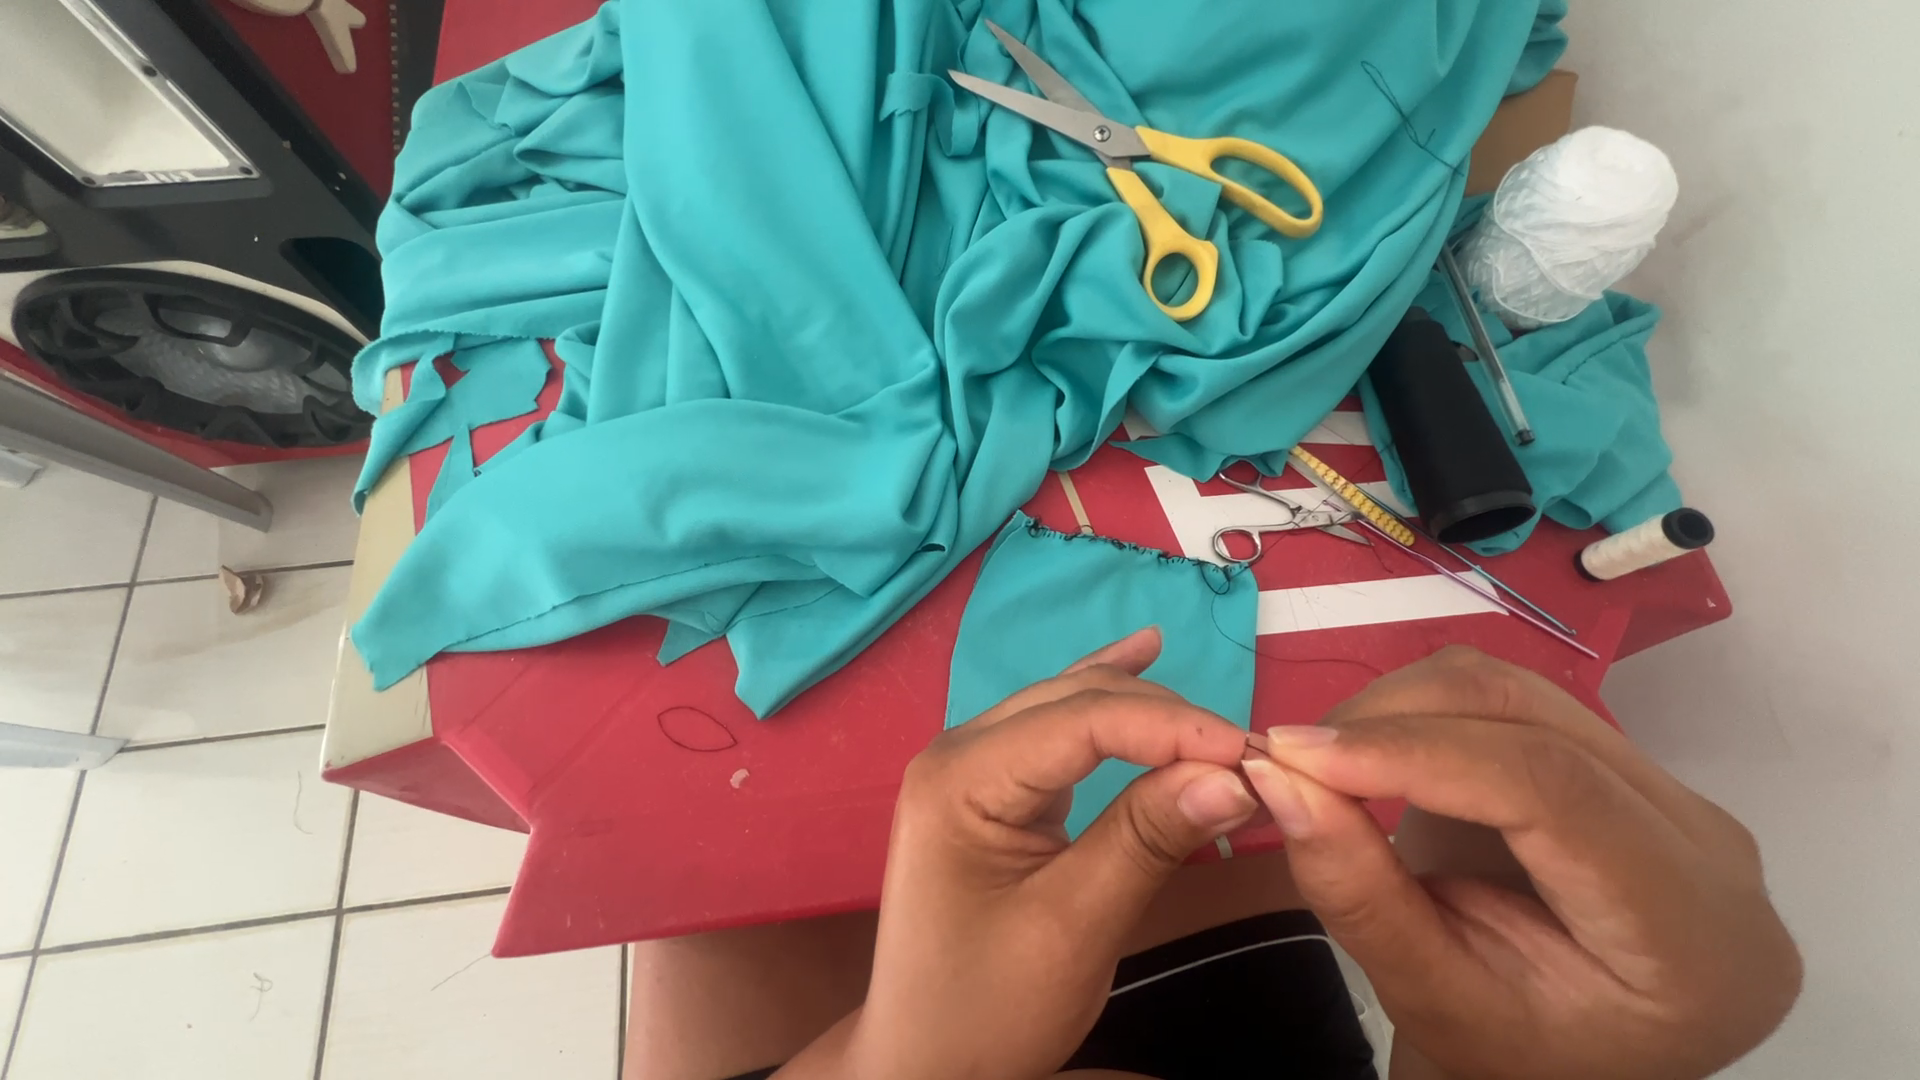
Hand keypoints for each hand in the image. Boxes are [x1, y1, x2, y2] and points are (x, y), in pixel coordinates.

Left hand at [783, 627, 1258, 1079]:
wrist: (922, 1059)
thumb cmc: (986, 1007)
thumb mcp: (1072, 928)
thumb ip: (1146, 839)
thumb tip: (1234, 775)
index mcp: (961, 774)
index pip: (1082, 719)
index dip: (1172, 726)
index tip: (1252, 753)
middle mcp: (960, 748)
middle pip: (1076, 703)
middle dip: (1166, 720)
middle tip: (1251, 756)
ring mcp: (972, 762)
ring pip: (1072, 709)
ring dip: (1148, 713)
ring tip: (1218, 730)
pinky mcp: (993, 783)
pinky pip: (1058, 729)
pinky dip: (1108, 699)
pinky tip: (1142, 652)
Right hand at [1244, 647, 1800, 1079]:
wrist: (1560, 1054)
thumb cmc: (1504, 1051)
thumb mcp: (1424, 994)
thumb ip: (1355, 889)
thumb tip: (1274, 775)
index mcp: (1689, 931)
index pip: (1549, 786)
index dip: (1410, 752)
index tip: (1291, 754)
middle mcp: (1697, 837)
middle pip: (1524, 710)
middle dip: (1387, 715)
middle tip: (1291, 755)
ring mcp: (1656, 785)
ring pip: (1504, 684)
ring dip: (1394, 703)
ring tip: (1328, 758)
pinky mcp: (1603, 758)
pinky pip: (1496, 695)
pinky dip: (1412, 706)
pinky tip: (1375, 752)